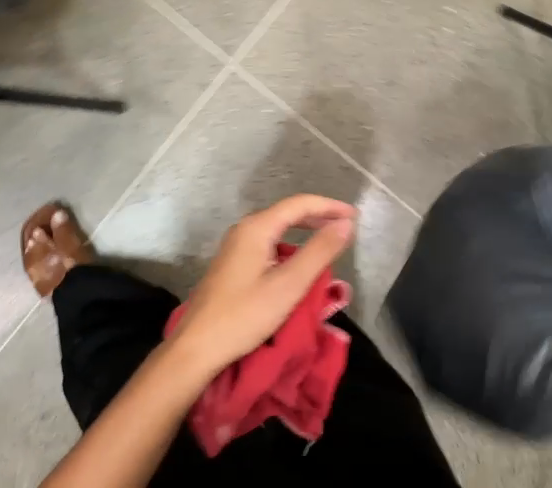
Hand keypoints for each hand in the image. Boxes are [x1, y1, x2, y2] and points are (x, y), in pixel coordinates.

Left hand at [166, 195, 356, 375]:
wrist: (196, 347)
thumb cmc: (245, 315)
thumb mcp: (289, 285)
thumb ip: (319, 252)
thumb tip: (345, 225)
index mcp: (257, 227)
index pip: (300, 204)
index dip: (329, 207)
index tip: (355, 217)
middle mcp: (244, 229)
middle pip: (288, 213)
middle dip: (318, 217)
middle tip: (346, 227)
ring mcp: (235, 246)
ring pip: (277, 229)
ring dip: (304, 231)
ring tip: (328, 242)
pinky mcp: (232, 264)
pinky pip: (268, 243)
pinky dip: (290, 245)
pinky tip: (299, 263)